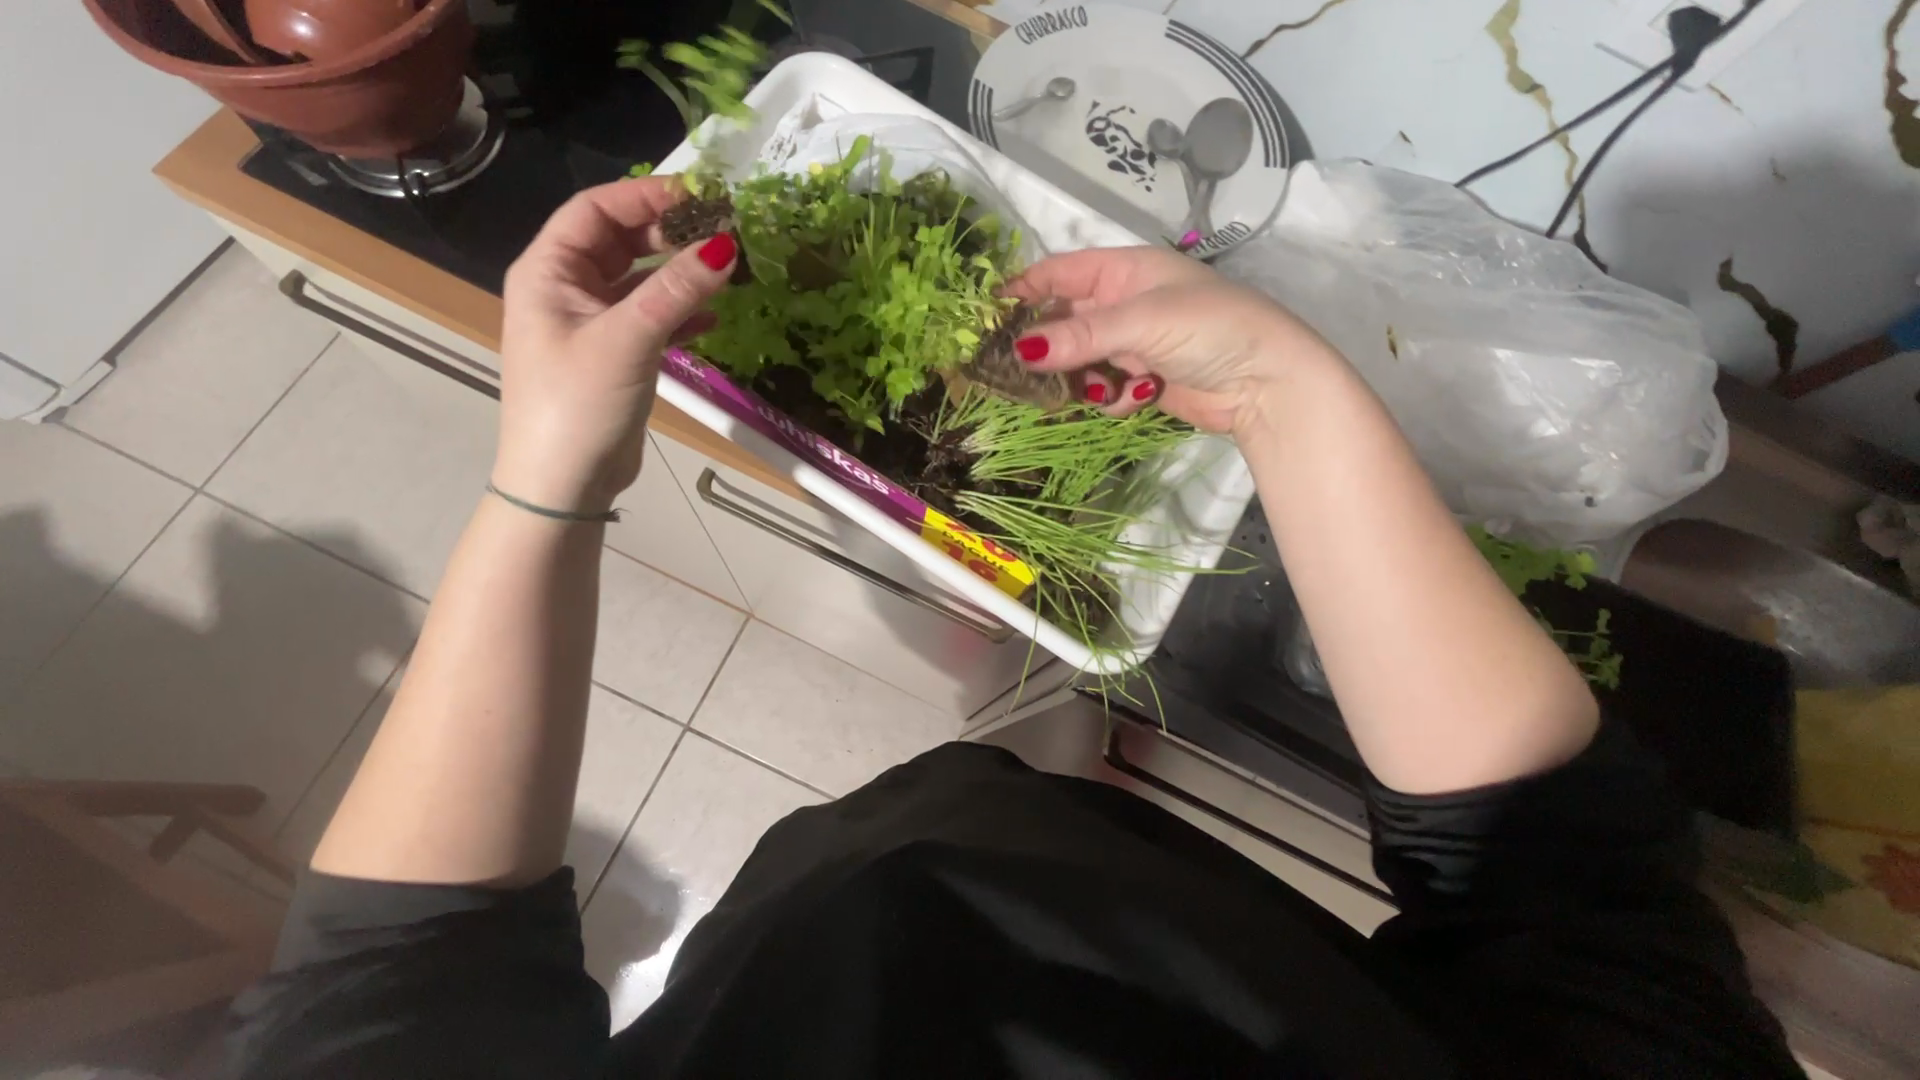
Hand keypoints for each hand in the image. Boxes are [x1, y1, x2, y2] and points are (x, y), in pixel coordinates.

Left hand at [494, 177, 738, 512]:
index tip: (702, 198)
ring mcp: (591, 324)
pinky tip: (712, 319)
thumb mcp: (629, 339)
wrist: (563, 484)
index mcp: (548, 270)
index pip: (596, 210)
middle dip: (670, 234)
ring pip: (640, 281)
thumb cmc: (579, 403)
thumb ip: (677, 290)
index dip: (647, 197)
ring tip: (726, 271)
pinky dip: (680, 315)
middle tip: (723, 235)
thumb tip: (728, 246)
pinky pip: (651, 320)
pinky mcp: (615, 356)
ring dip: (680, 275)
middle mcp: (566, 289)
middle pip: (621, 241)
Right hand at [1004, 246, 1337, 435]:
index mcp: (1125, 270)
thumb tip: (1021, 350)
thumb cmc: (1210, 327)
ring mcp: (1133, 344)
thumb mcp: (1142, 322)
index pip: (1060, 273)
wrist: (1266, 381)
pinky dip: (1114, 398)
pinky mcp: (1143, 380)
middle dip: (1050, 348)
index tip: (988, 316)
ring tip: (1104, 389)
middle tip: (1023, 372)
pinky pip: (1105, 390)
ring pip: (1080, 362)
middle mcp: (1124, 303)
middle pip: (1064, 323)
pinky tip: (1137, 398)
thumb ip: (1080, 335)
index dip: (1024, 290)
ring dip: (1084, 379)